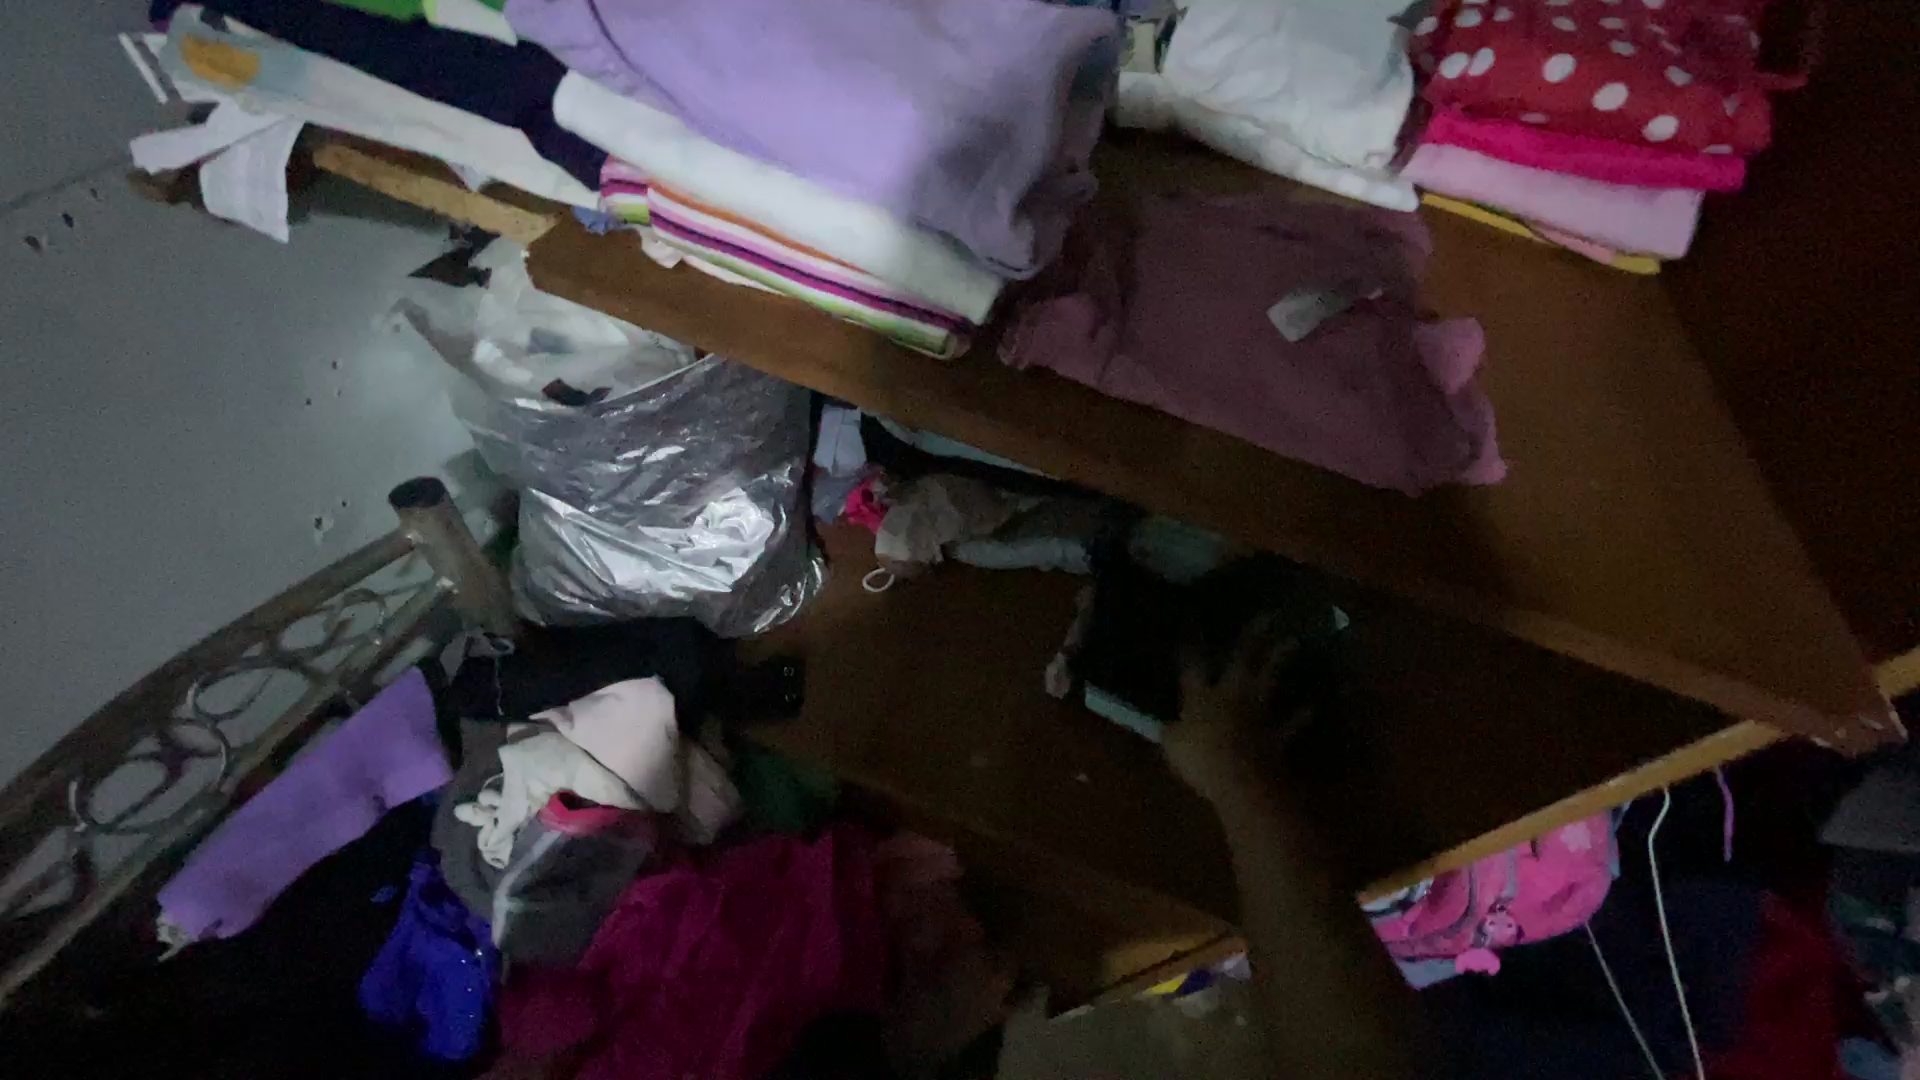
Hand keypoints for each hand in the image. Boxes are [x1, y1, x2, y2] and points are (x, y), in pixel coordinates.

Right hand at [1165, 614, 1305, 807]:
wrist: (1242, 782)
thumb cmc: (1200, 759)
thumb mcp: (1171, 745)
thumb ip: (1172, 731)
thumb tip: (1170, 724)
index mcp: (1200, 696)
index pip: (1192, 664)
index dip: (1191, 644)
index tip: (1192, 623)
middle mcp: (1231, 695)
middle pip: (1241, 659)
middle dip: (1252, 637)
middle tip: (1267, 616)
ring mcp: (1257, 712)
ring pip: (1270, 679)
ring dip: (1280, 660)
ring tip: (1292, 641)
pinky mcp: (1276, 734)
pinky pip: (1290, 721)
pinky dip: (1301, 714)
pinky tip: (1311, 705)